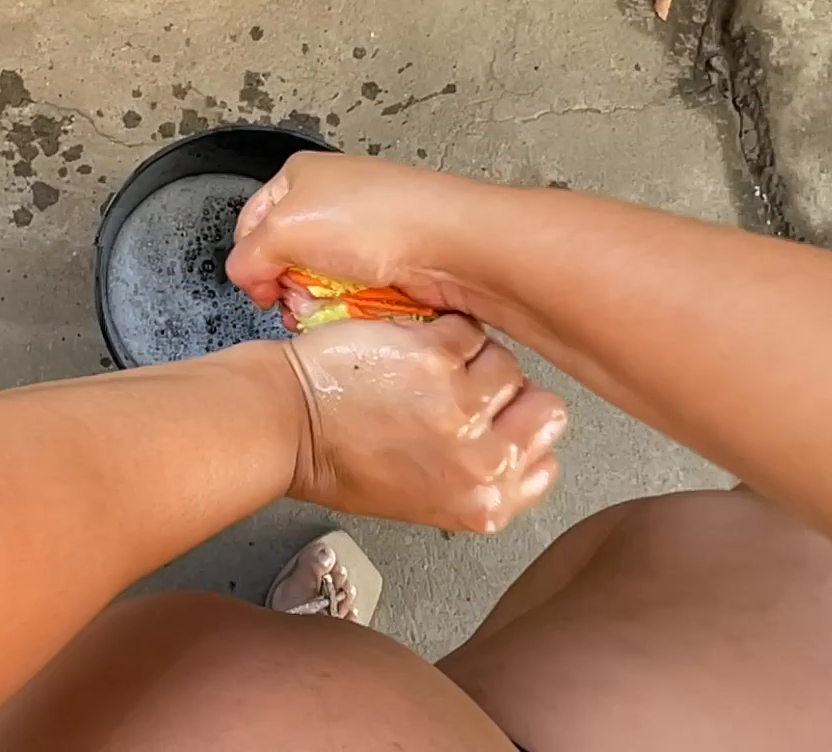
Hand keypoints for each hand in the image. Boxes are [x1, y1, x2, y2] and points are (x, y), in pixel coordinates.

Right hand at [227, 152, 488, 313]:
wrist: (453, 246)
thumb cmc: (374, 222)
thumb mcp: (282, 233)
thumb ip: (245, 260)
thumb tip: (248, 283)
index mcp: (298, 177)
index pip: (249, 226)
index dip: (250, 262)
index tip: (263, 290)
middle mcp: (328, 199)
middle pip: (282, 257)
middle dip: (287, 286)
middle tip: (300, 300)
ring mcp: (360, 231)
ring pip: (315, 280)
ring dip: (317, 302)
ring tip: (333, 307)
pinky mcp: (386, 260)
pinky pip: (349, 292)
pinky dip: (348, 307)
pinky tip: (358, 310)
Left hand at [277, 315, 565, 531]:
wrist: (285, 425)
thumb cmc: (333, 459)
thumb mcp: (419, 498)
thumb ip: (472, 478)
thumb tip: (506, 444)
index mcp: (484, 503)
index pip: (547, 462)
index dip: (517, 431)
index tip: (491, 418)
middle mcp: (483, 460)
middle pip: (542, 407)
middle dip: (503, 391)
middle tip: (456, 383)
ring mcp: (461, 405)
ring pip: (505, 362)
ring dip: (469, 355)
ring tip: (422, 362)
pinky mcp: (434, 356)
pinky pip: (465, 328)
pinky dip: (437, 328)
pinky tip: (403, 343)